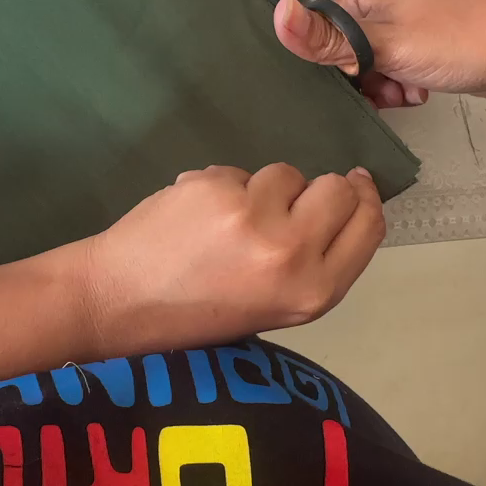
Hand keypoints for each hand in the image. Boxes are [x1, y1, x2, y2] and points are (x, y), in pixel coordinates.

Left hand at [80, 163, 385, 350]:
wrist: (117, 301)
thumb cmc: (197, 314)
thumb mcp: (276, 306)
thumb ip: (314, 262)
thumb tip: (341, 202)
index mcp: (314, 293)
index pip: (368, 227)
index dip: (365, 200)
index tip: (358, 183)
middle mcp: (293, 254)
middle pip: (339, 189)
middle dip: (319, 190)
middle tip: (286, 205)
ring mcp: (254, 217)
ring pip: (287, 173)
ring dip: (265, 189)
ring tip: (226, 223)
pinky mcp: (217, 188)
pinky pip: (240, 172)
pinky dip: (224, 187)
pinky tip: (196, 215)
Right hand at [273, 0, 485, 108]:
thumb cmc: (456, 42)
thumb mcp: (385, 45)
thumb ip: (328, 39)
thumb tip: (276, 14)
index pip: (322, 31)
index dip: (333, 65)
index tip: (356, 84)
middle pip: (346, 50)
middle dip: (363, 81)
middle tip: (390, 93)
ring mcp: (408, 18)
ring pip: (373, 64)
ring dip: (386, 87)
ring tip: (410, 93)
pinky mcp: (427, 40)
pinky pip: (397, 66)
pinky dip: (405, 83)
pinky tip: (423, 92)